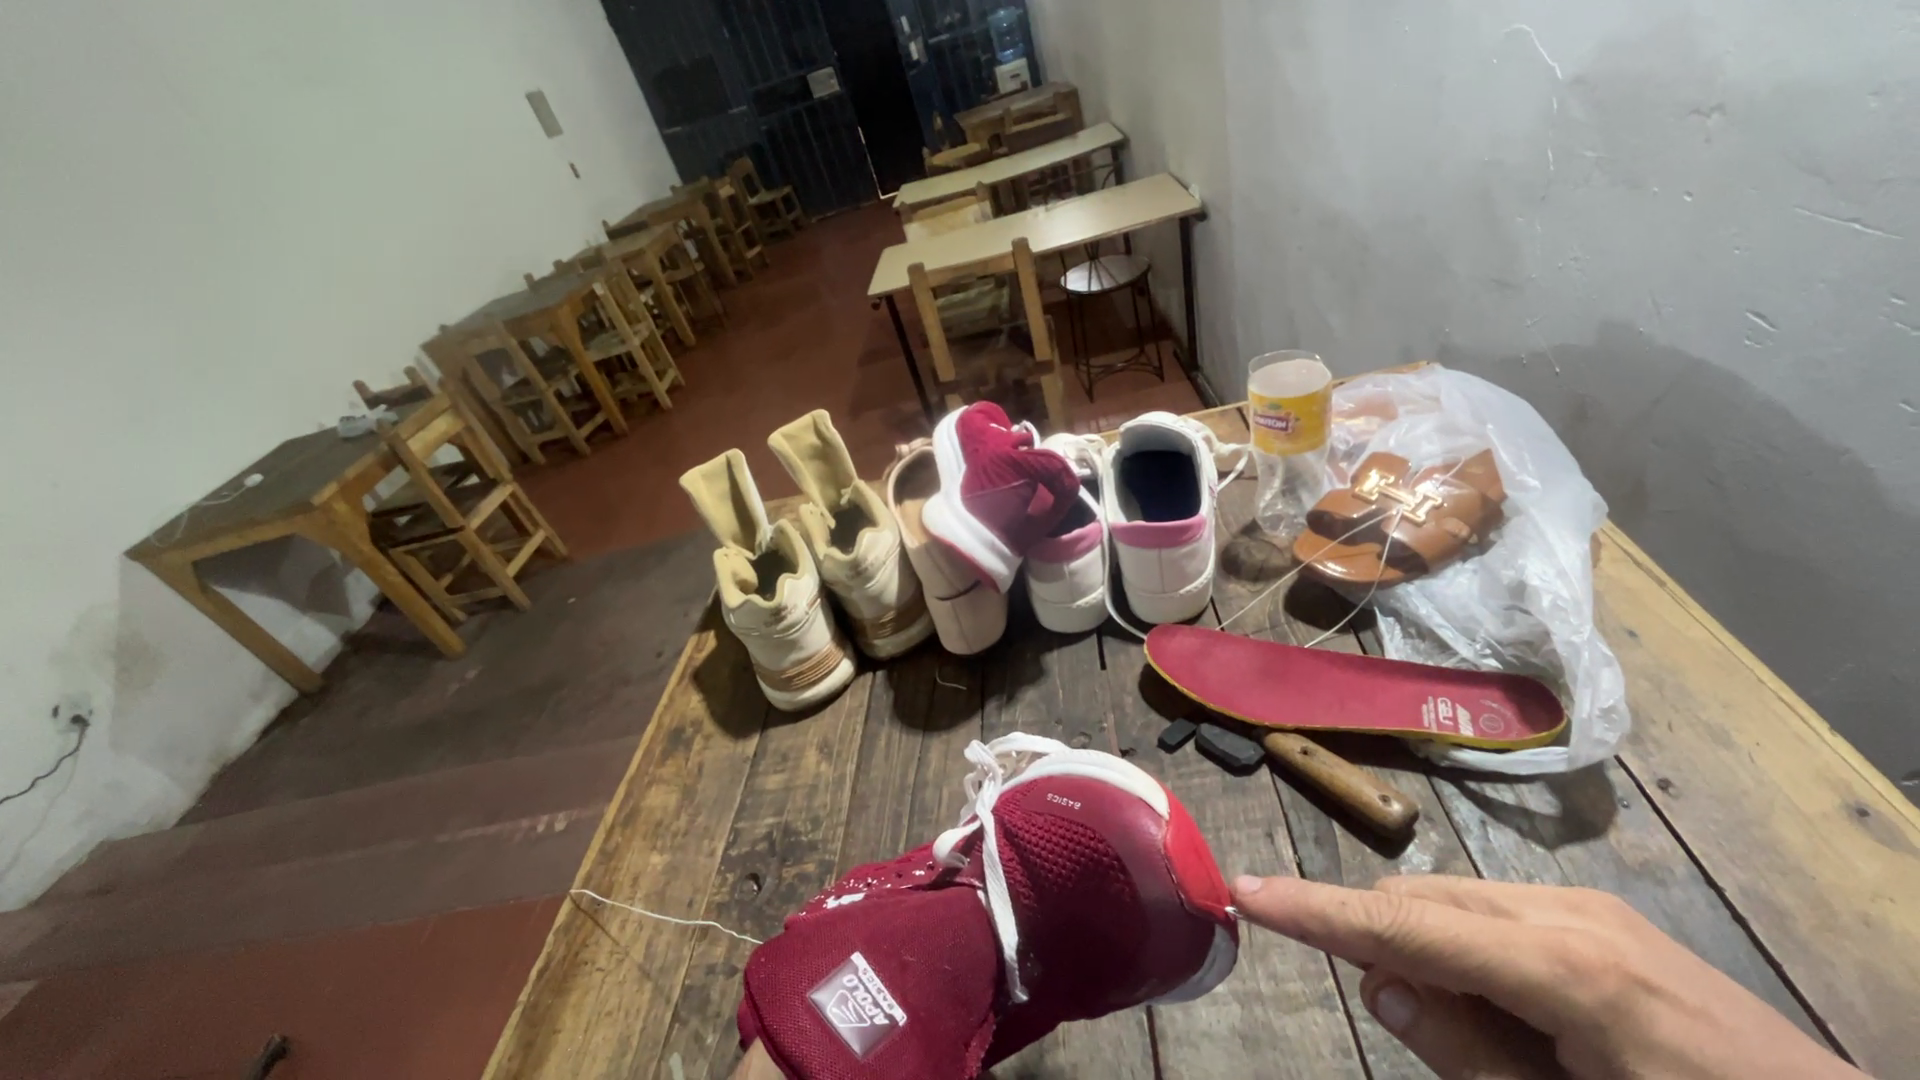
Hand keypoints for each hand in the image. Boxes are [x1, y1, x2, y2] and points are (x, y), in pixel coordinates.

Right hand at [1231, 874, 1863, 1079]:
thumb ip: (1466, 1053)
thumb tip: (1380, 981)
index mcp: (1563, 968)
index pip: (1402, 929)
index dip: (1316, 911)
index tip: (1243, 890)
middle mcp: (1566, 913)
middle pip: (1419, 905)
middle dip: (1381, 946)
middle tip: (1411, 1024)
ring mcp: (1588, 907)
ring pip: (1451, 904)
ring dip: (1427, 953)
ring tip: (1482, 1035)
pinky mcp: (1602, 917)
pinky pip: (1493, 914)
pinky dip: (1467, 951)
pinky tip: (1511, 1011)